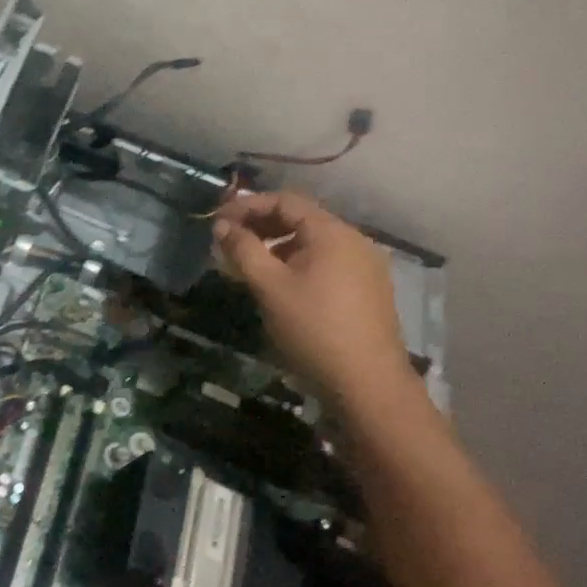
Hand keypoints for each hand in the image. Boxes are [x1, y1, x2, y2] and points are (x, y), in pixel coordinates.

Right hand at [212, 192, 412, 404]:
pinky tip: (280, 285)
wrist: (367, 386)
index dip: (247, 206)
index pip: (284, 201)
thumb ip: (243, 249)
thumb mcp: (268, 286)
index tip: (217, 223)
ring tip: (249, 265)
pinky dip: (298, 262)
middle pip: (301, 218)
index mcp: (332, 233)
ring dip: (277, 245)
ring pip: (313, 242)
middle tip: (229, 242)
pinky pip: (327, 262)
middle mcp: (354, 241)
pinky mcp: (369, 290)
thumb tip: (222, 226)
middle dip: (261, 225)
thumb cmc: (313, 328)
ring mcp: (366, 266)